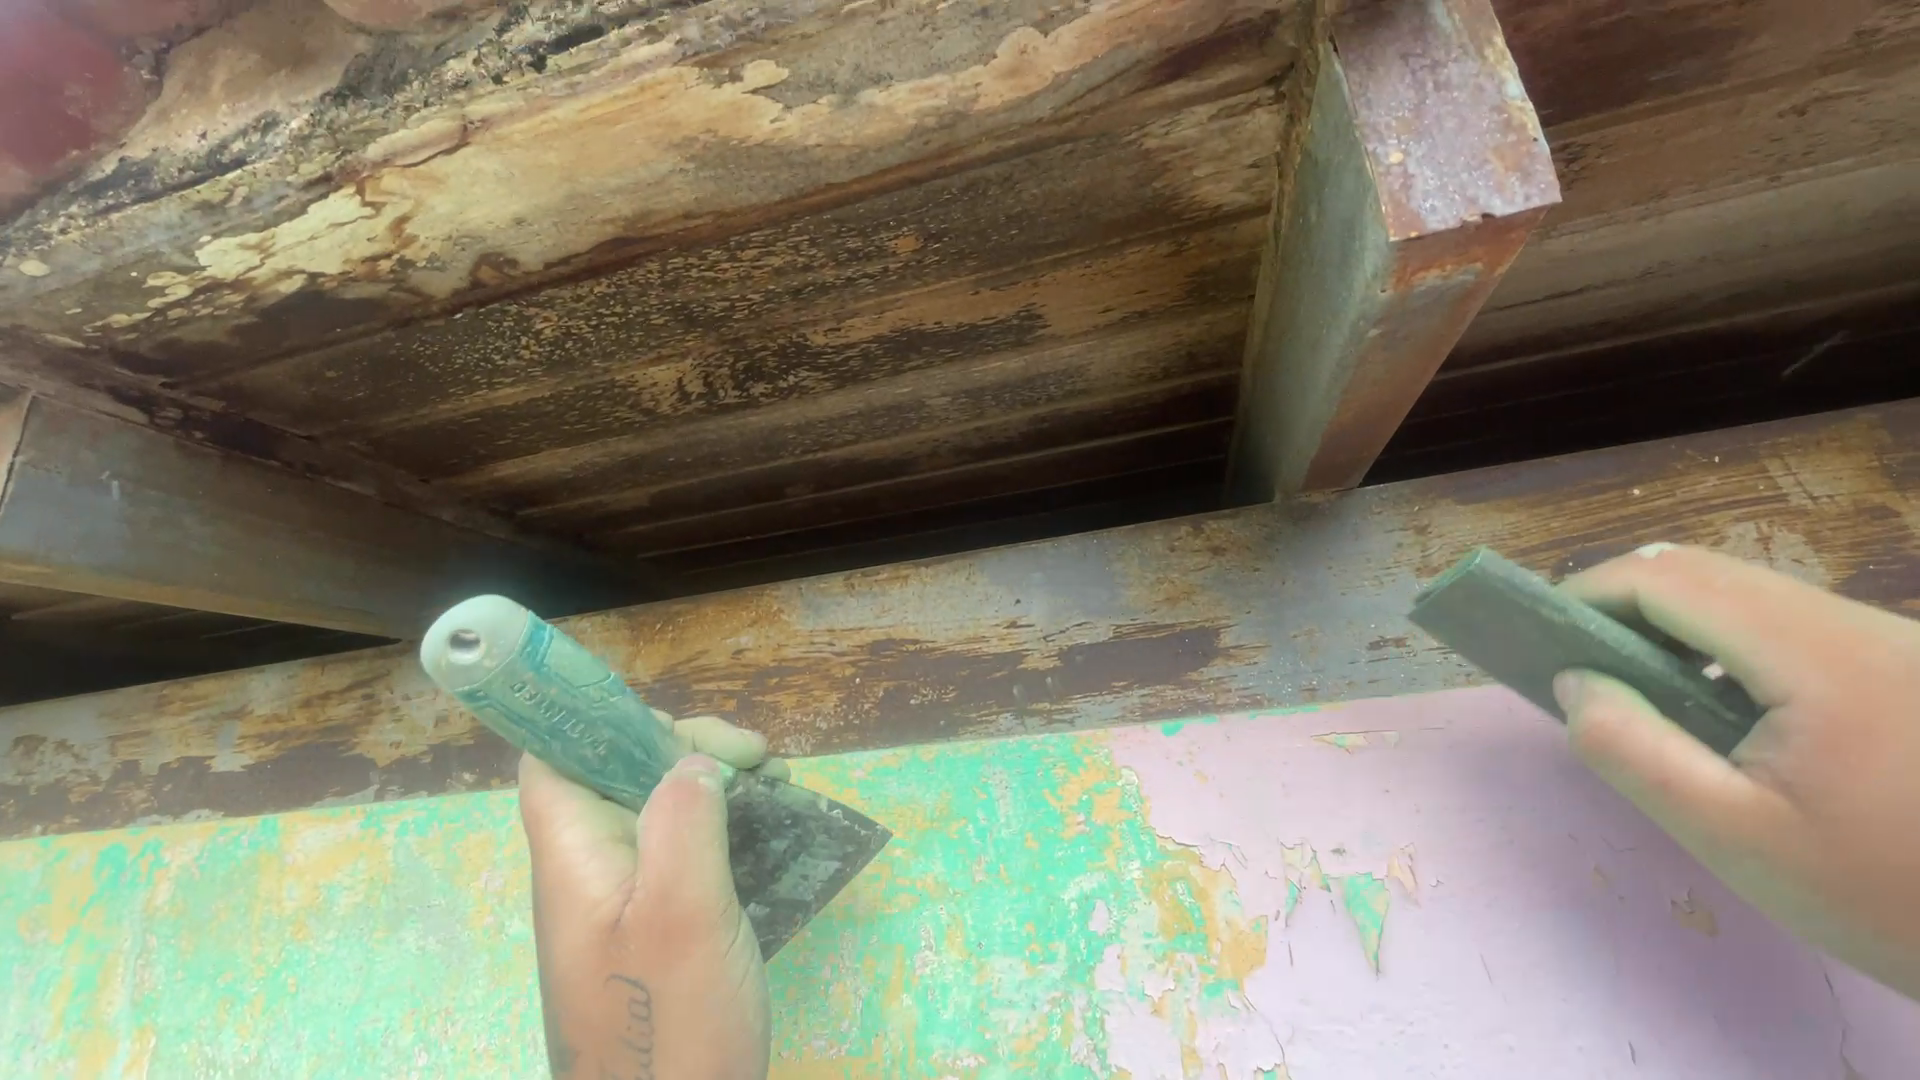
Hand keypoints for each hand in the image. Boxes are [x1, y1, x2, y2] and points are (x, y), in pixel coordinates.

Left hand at [518, 711, 787, 1079]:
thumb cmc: (673, 1025)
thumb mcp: (683, 912)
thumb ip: (682, 821)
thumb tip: (693, 760)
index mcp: (576, 859)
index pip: (555, 761)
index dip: (603, 724)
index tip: (679, 727)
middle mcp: (591, 873)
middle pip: (619, 774)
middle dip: (687, 748)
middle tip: (758, 757)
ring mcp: (626, 903)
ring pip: (659, 809)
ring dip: (715, 783)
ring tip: (776, 783)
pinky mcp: (659, 928)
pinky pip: (685, 850)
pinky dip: (725, 824)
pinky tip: (770, 827)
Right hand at [1552, 544, 1919, 996]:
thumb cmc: (1886, 896)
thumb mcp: (1729, 835)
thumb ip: (1629, 749)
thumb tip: (1573, 681)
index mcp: (1824, 658)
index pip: (1670, 579)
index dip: (1589, 593)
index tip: (1542, 638)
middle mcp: (1866, 627)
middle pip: (1706, 574)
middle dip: (1621, 605)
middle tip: (1580, 665)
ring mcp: (1893, 642)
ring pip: (1744, 594)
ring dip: (1669, 625)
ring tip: (1639, 689)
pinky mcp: (1903, 664)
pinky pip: (1784, 622)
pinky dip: (1718, 643)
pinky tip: (1715, 703)